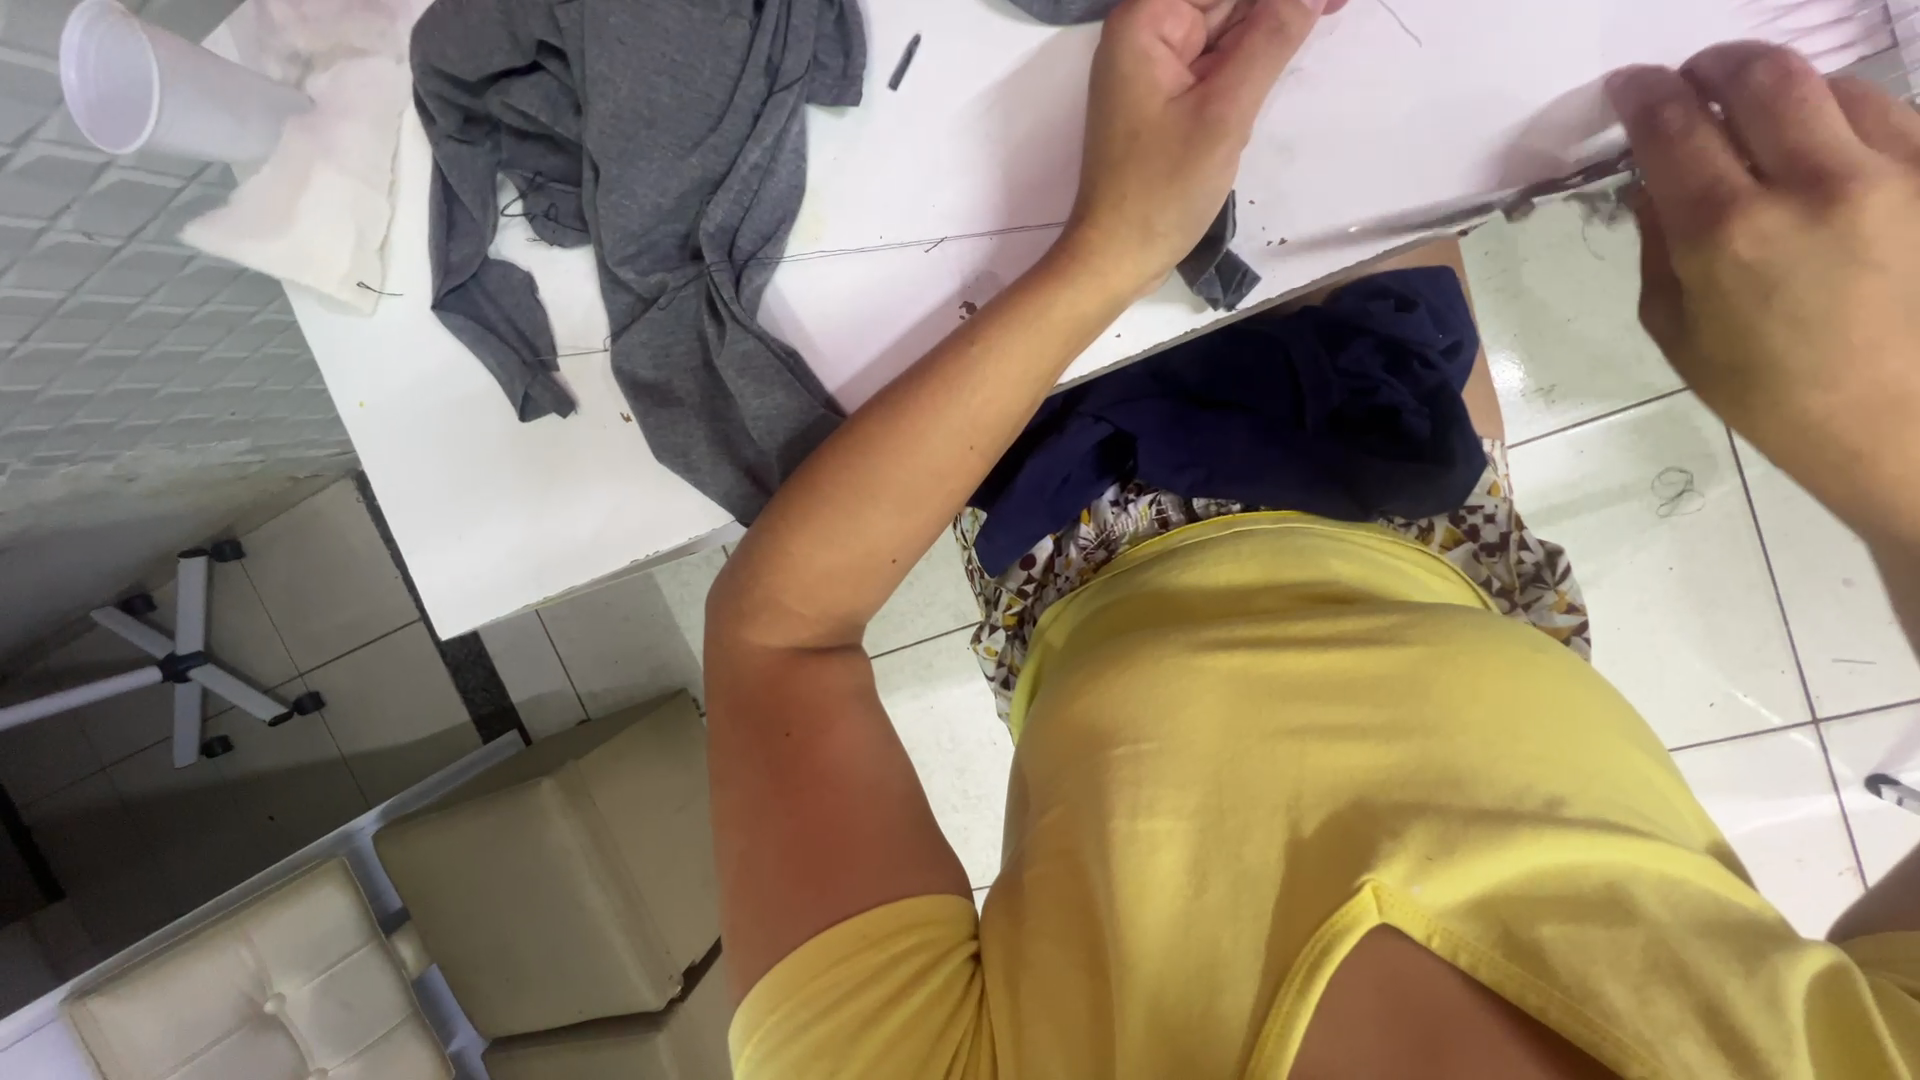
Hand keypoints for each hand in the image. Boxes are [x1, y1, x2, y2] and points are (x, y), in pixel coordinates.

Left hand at [1059, 0, 1342, 297]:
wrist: (1115, 258)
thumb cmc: (1160, 192)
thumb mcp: (1224, 113)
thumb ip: (1271, 39)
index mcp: (1146, 21)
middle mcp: (1146, 33)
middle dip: (1279, 2)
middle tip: (1339, 2)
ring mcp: (1156, 69)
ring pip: (1228, 23)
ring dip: (1273, 19)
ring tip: (1336, 6)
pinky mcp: (1167, 100)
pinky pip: (1218, 59)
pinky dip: (1254, 51)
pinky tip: (1297, 33)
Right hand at [1608, 44, 1919, 544]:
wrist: (1893, 414)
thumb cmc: (1759, 384)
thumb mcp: (1674, 323)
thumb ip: (1660, 243)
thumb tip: (1654, 185)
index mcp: (1726, 230)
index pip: (1674, 128)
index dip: (1645, 96)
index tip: (1628, 85)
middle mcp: (1815, 182)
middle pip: (1765, 76)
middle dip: (1718, 64)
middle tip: (1694, 75)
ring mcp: (1899, 170)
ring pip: (1835, 86)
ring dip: (1784, 90)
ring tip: (1758, 117)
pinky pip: (1891, 115)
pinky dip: (1843, 117)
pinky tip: (1821, 147)